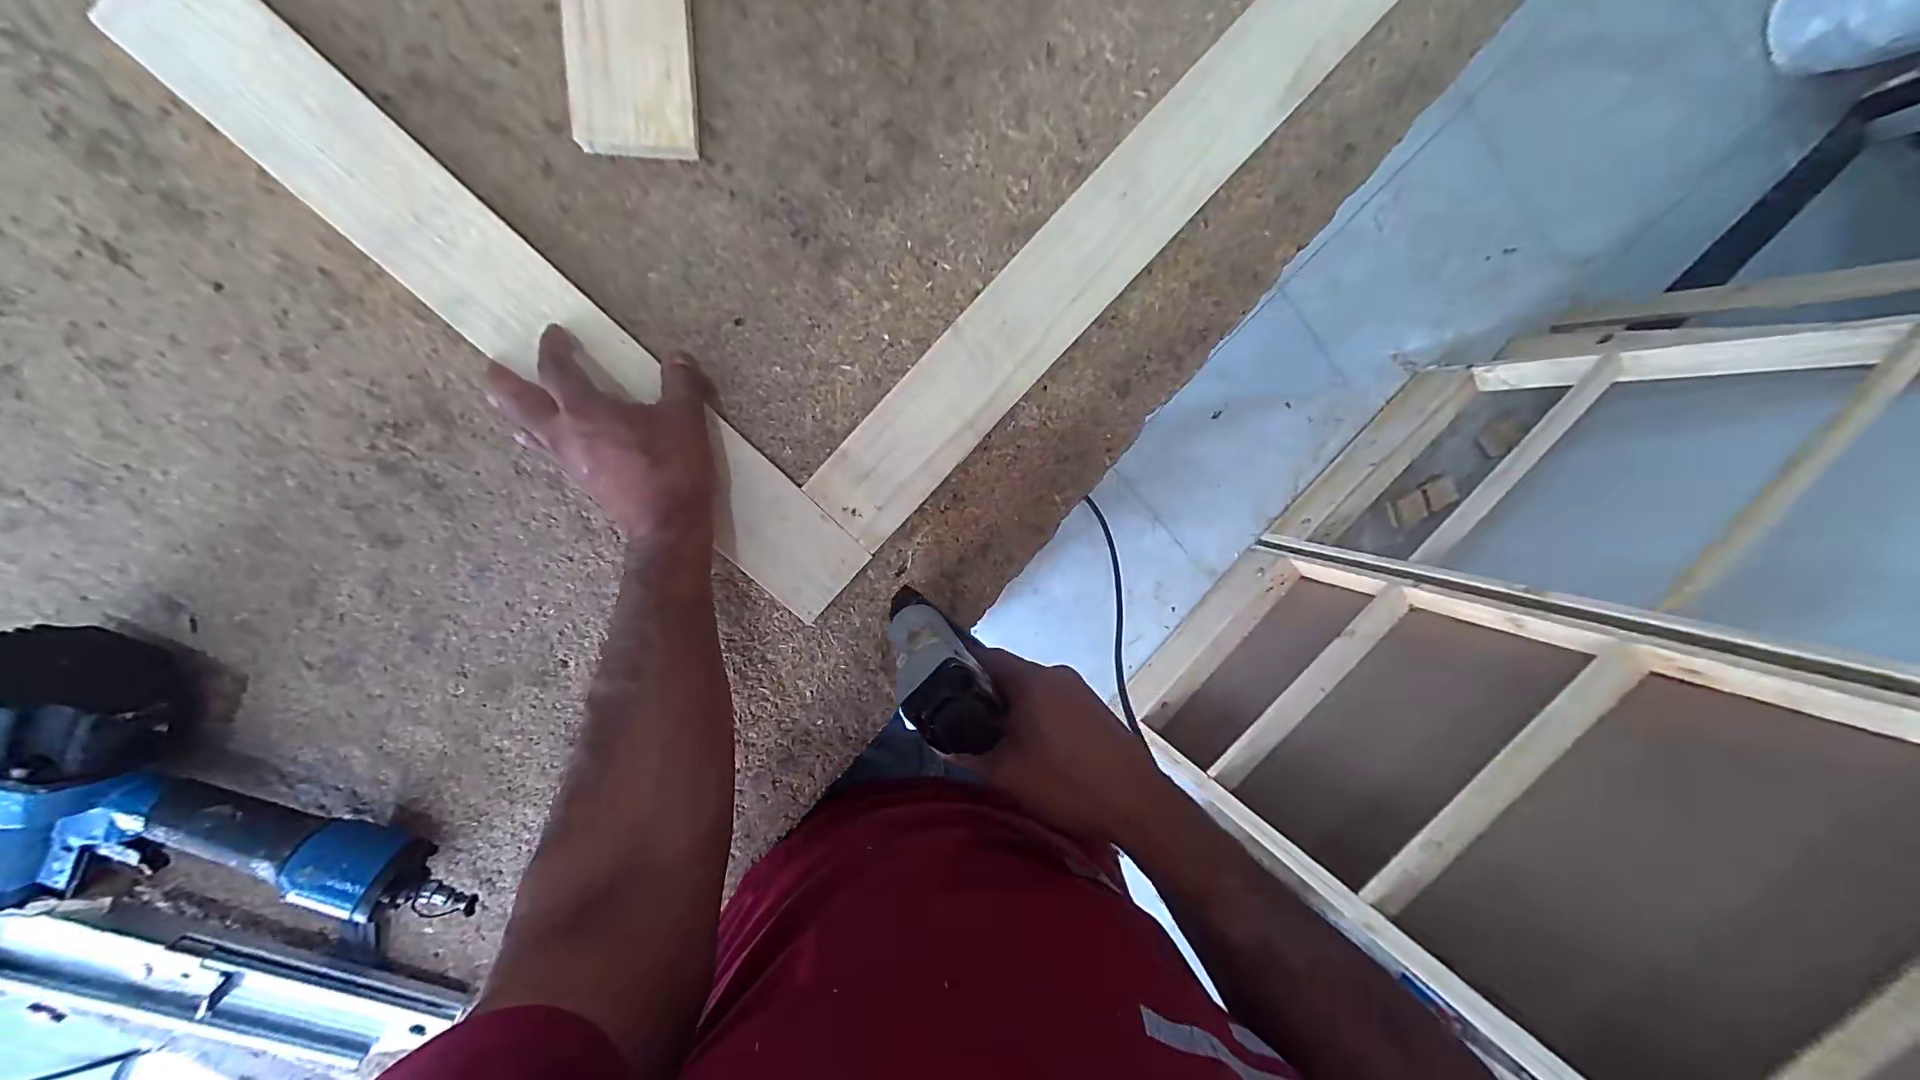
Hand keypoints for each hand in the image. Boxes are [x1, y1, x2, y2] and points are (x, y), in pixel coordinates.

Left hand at [488, 326, 717, 545]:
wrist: (667, 523)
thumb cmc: (673, 467)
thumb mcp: (686, 418)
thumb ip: (681, 383)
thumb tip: (677, 357)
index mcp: (586, 410)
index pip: (557, 370)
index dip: (553, 348)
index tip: (553, 333)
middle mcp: (565, 433)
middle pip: (520, 402)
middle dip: (504, 382)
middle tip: (491, 367)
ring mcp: (569, 460)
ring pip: (528, 430)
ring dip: (515, 413)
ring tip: (508, 403)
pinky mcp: (580, 481)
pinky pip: (547, 452)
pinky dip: (537, 438)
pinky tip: (543, 441)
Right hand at [958, 648, 1179, 848]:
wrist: (1138, 803)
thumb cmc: (1067, 783)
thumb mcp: (1008, 774)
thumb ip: (970, 756)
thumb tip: (945, 746)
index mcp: (1032, 680)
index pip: (986, 656)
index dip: (960, 666)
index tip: (942, 685)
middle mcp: (1057, 674)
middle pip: (1011, 673)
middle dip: (986, 694)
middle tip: (964, 720)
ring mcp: (1080, 690)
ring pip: (1034, 690)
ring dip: (1014, 708)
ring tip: (997, 739)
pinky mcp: (1096, 708)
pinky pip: (1055, 702)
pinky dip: (1038, 716)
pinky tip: (1034, 747)